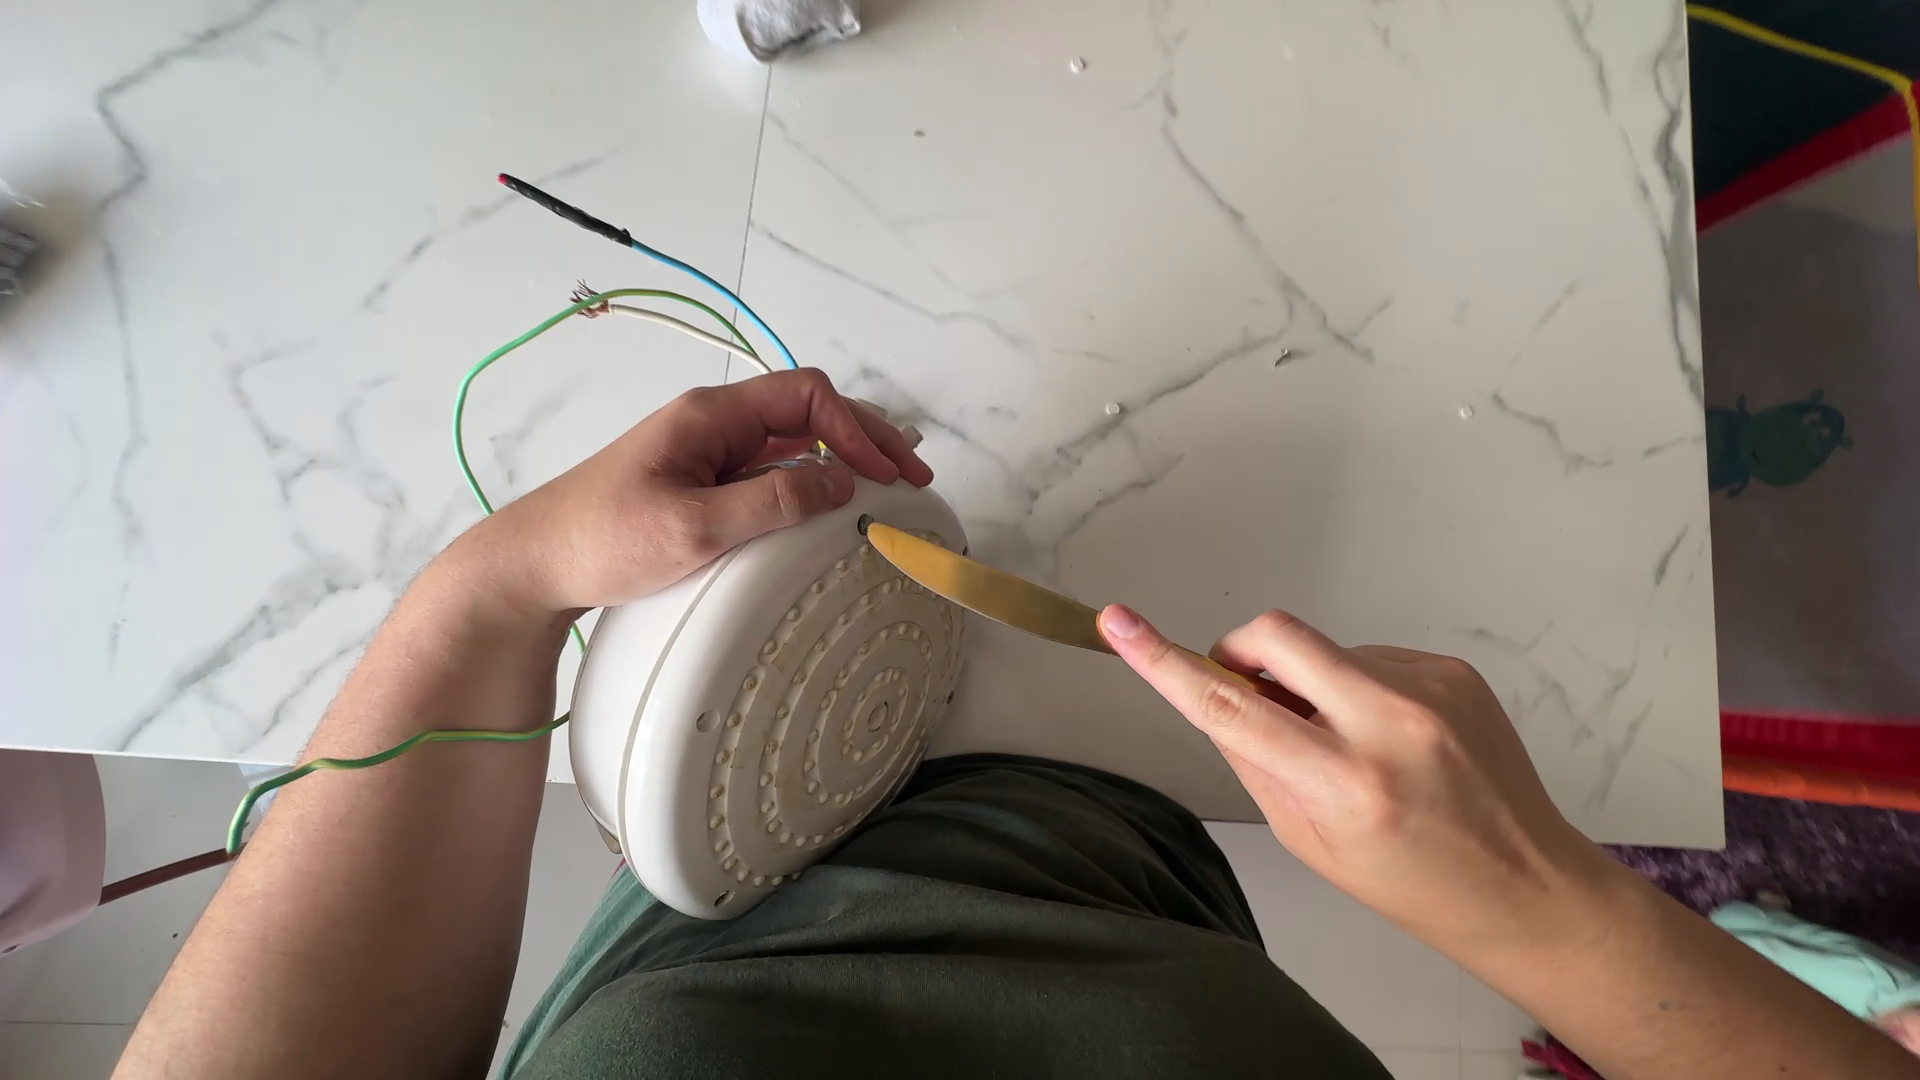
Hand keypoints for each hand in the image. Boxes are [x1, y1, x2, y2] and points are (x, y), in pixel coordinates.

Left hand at [463, 369, 931, 618]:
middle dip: (866, 436)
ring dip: (848, 456)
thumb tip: (841, 484)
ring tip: (893, 482)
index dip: (853, 429)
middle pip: (811, 410)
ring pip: (798, 438)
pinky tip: (839, 498)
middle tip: (913, 474)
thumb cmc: (604, 540)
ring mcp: (715, 452)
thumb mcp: (693, 525)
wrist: (535, 564)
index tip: (883, 475)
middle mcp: (719, 424)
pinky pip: (778, 467)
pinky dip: (818, 477)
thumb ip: (771, 500)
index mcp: (714, 416)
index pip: (806, 396)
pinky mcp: (710, 480)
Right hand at [1098, 605, 1611, 957]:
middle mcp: (1390, 723)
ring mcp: (1430, 688)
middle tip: (1252, 690)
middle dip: (1242, 651)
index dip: (1163, 662)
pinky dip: (1352, 684)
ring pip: (1320, 647)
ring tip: (1348, 738)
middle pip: (1275, 635)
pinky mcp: (1453, 669)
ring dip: (1309, 680)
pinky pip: (1365, 654)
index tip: (1118, 622)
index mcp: (1344, 783)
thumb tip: (1221, 693)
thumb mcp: (1305, 836)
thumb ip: (1252, 755)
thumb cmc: (1404, 879)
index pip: (1229, 708)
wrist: (1532, 889)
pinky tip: (1387, 732)